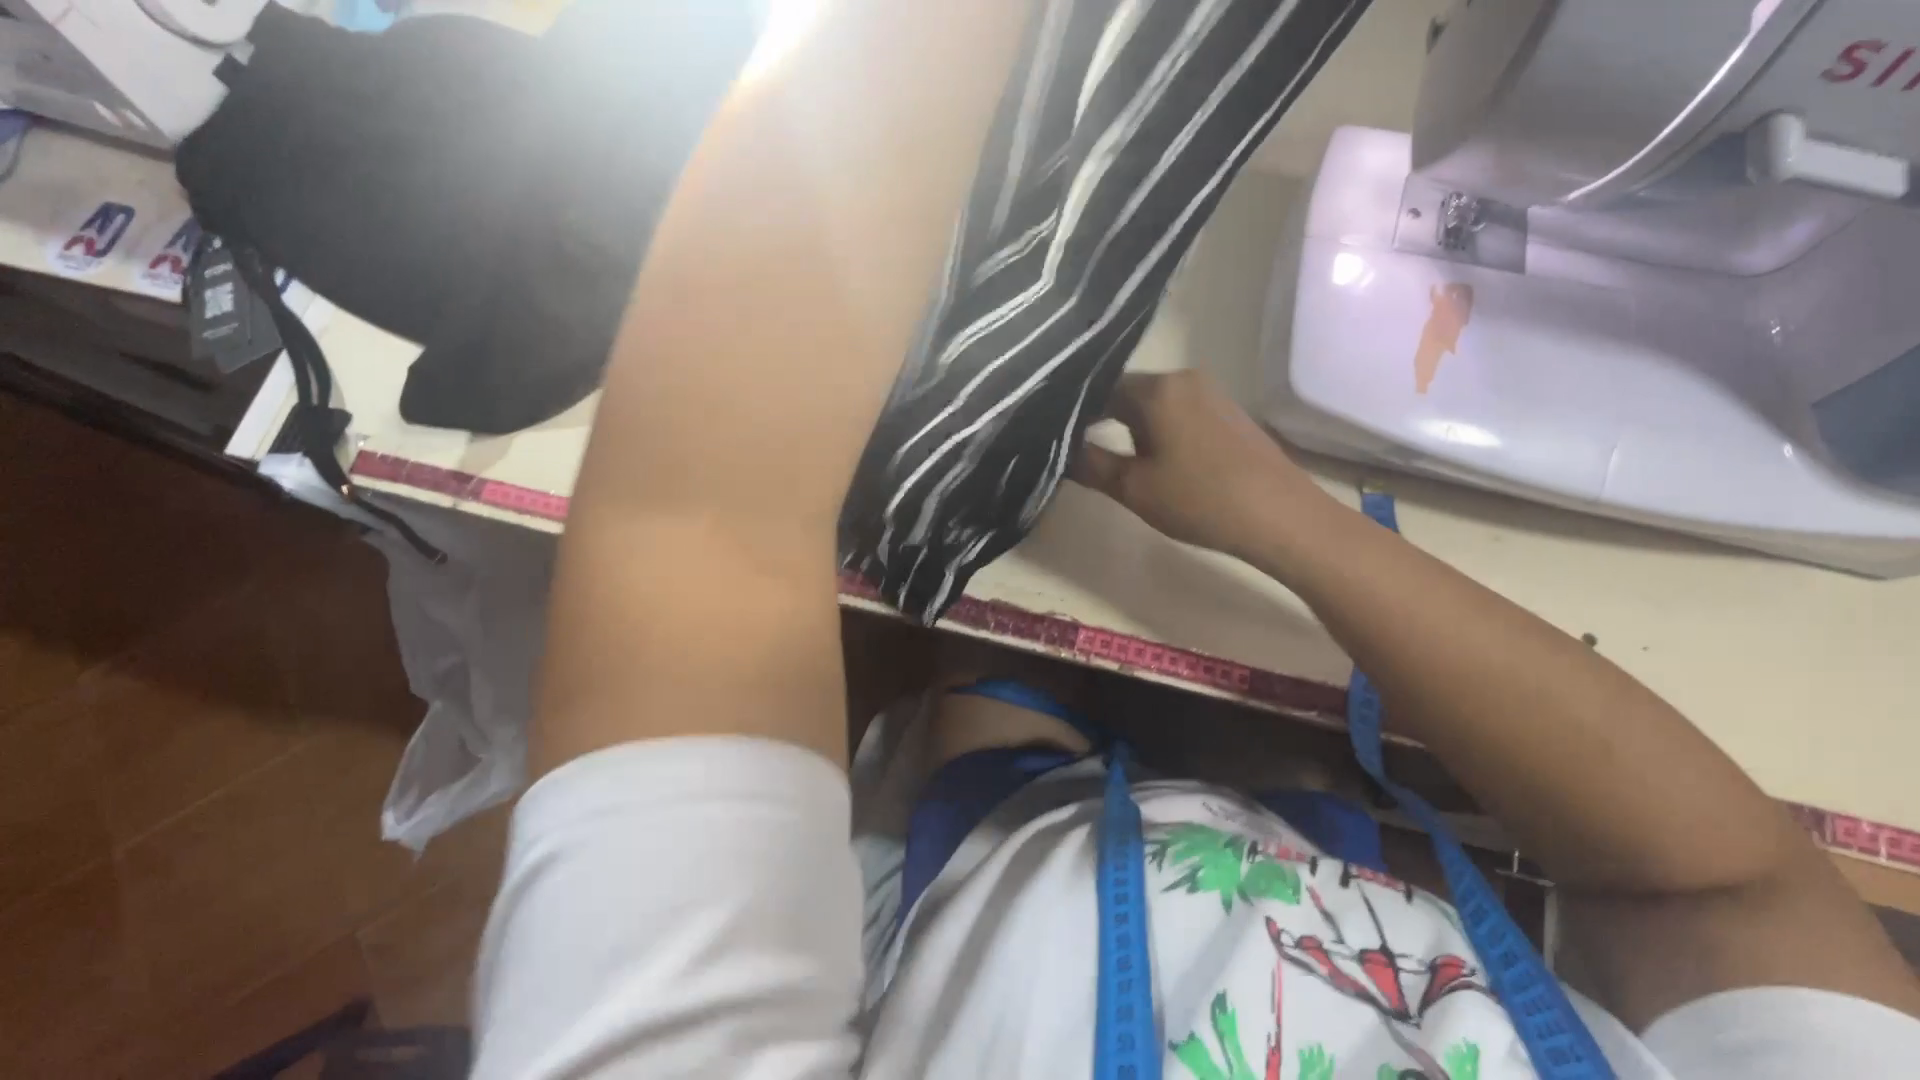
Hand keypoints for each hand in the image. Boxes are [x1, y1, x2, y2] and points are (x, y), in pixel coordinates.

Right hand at [1070, 371, 1325, 559]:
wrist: (1281, 517)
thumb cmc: (1200, 500)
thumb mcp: (1133, 488)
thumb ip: (1090, 464)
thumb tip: (1059, 450)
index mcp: (1156, 388)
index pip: (1097, 389)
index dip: (1071, 413)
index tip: (1054, 438)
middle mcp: (1183, 378)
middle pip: (1126, 393)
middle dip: (1100, 420)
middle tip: (1077, 453)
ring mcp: (1210, 393)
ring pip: (1153, 405)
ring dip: (1130, 428)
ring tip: (1114, 462)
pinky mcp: (1228, 414)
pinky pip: (1178, 413)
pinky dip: (1158, 432)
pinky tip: (1155, 462)